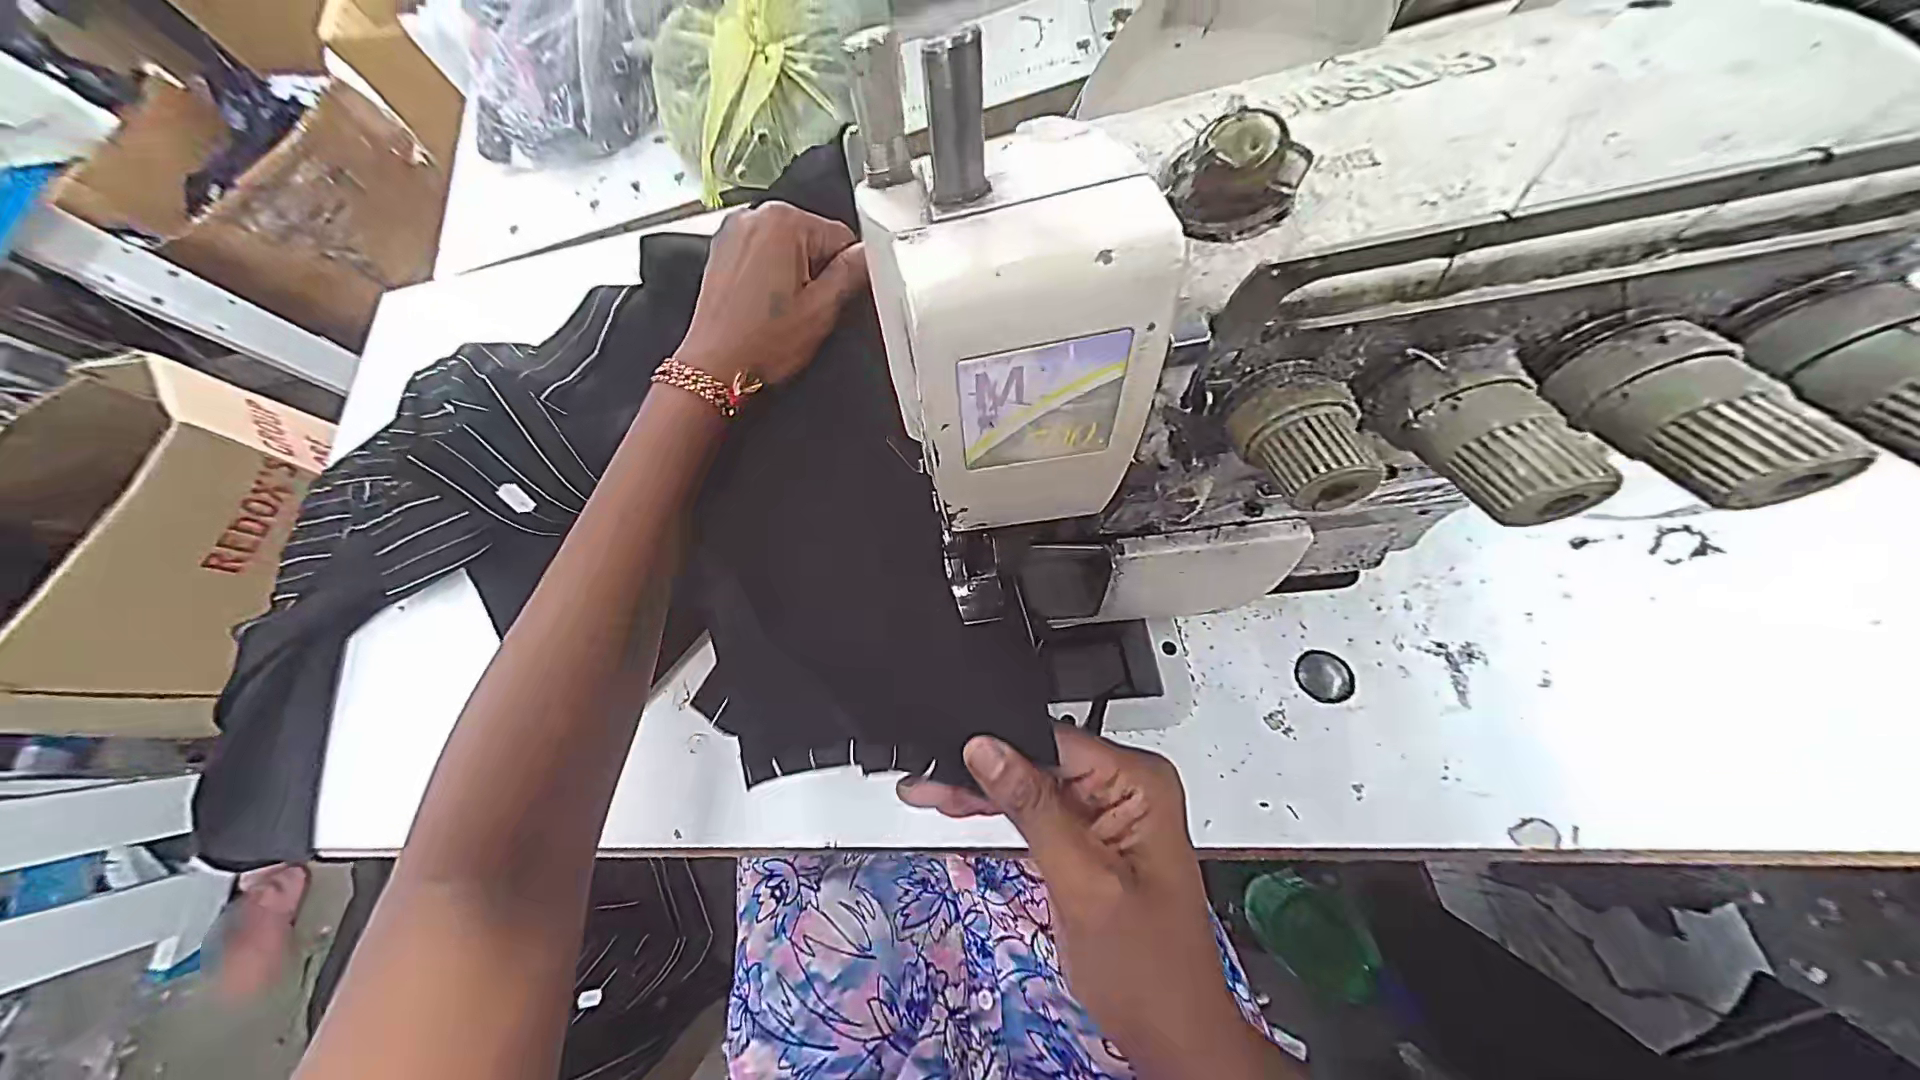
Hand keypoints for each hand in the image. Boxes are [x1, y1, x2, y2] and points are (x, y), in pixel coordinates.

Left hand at [676, 201, 868, 386]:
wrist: (715, 367)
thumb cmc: (759, 343)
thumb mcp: (822, 310)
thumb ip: (852, 273)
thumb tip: (867, 255)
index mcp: (783, 221)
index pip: (842, 236)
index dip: (845, 273)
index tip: (831, 299)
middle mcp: (754, 217)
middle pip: (813, 239)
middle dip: (817, 273)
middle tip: (804, 310)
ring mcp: (734, 233)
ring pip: (789, 250)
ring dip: (794, 277)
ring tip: (781, 312)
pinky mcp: (724, 252)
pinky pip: (764, 257)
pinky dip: (771, 278)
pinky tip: (766, 307)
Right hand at [899, 727, 1287, 1077]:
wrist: (1170, 1035)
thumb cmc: (1148, 971)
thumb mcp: (1082, 882)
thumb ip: (1033, 810)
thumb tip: (986, 749)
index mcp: (1140, 782)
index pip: (1055, 741)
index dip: (999, 746)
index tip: (948, 758)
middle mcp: (1126, 786)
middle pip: (1040, 760)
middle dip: (984, 772)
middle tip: (929, 783)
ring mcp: (1106, 809)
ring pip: (1031, 783)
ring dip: (984, 793)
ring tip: (933, 793)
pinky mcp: (1088, 832)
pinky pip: (1037, 809)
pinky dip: (1001, 814)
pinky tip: (964, 807)